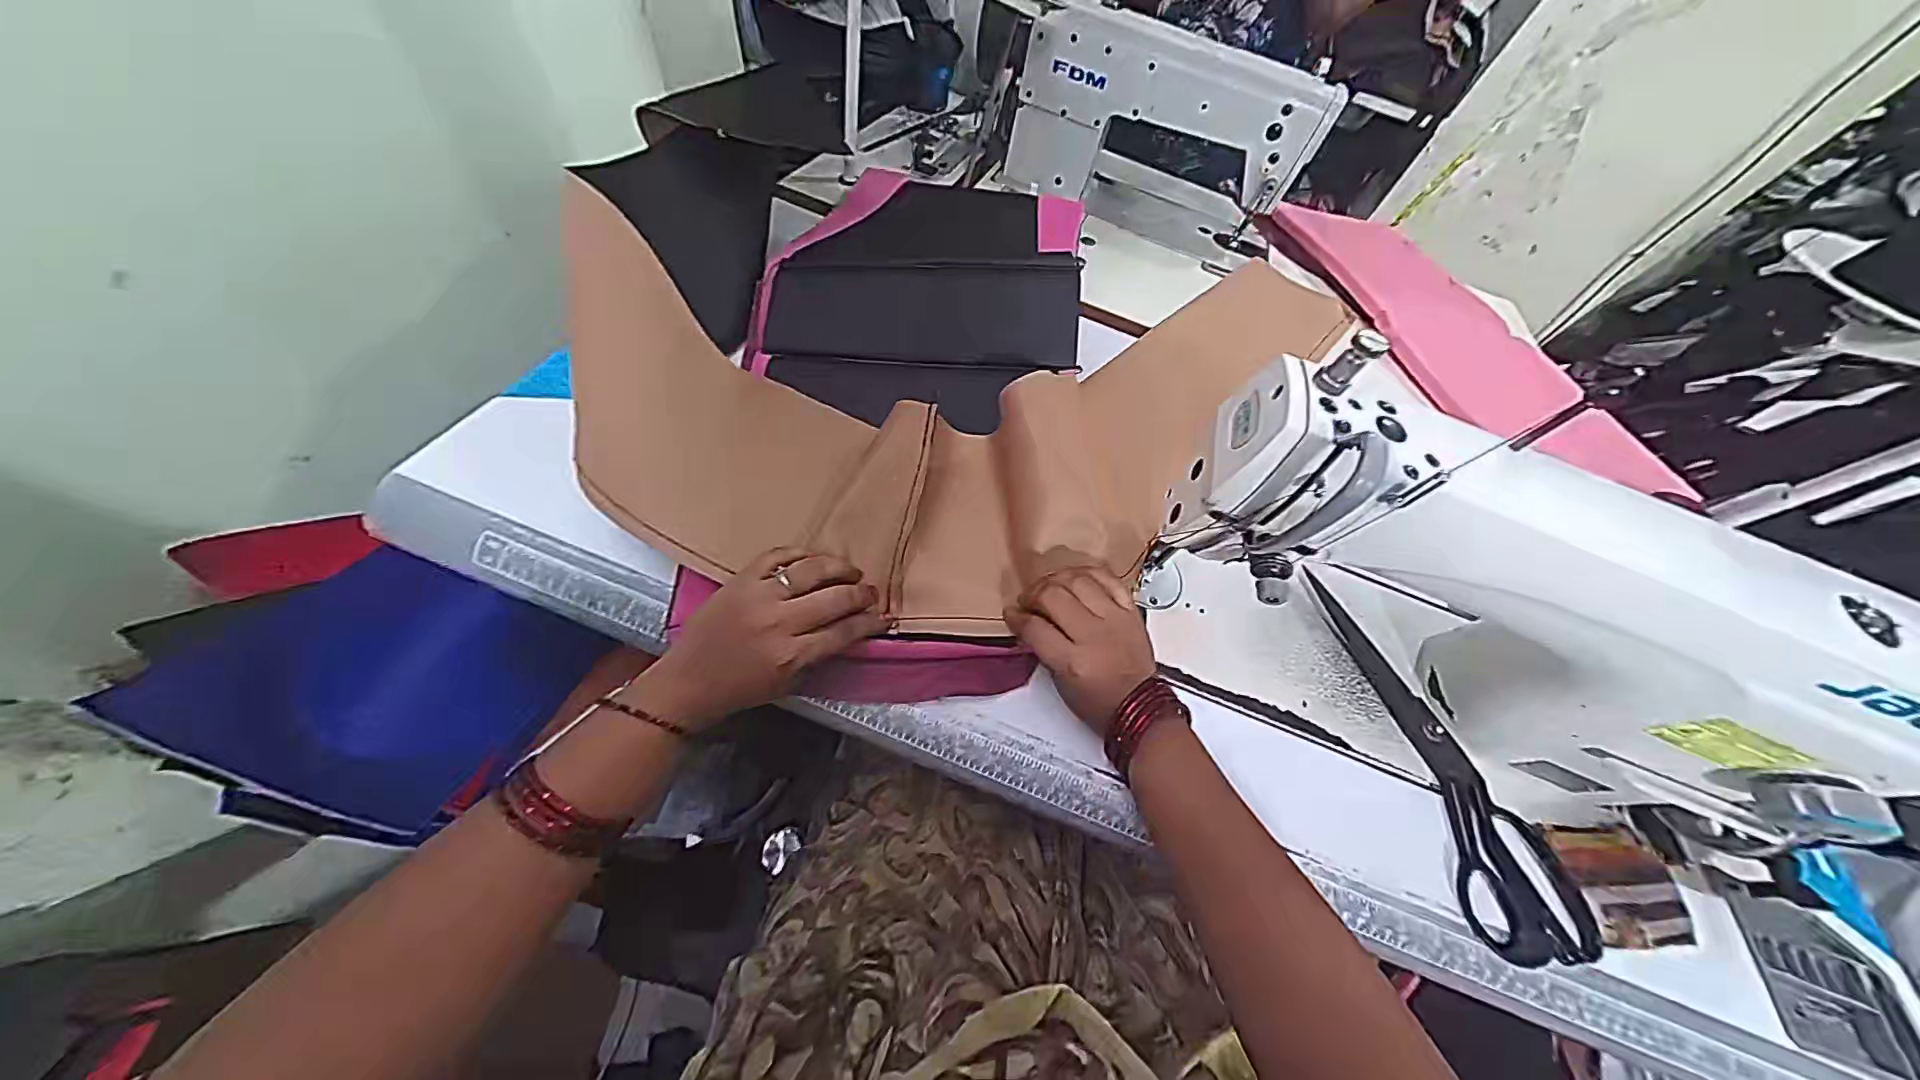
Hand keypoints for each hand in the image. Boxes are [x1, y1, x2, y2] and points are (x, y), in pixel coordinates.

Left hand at [633, 548, 890, 727]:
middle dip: (861, 594)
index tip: (883, 617)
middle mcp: (777, 622)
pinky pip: (777, 555)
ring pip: (811, 570)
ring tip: (852, 571)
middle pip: (834, 598)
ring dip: (839, 567)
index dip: (870, 623)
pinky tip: (815, 559)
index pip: (843, 632)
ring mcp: (758, 596)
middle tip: (871, 593)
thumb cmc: (740, 688)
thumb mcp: (787, 683)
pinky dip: (800, 553)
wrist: (688, 681)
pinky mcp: (740, 579)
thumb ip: (819, 656)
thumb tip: (851, 631)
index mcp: (790, 655)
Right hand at [1004, 567, 1155, 734]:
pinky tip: (1076, 578)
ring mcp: (1115, 620)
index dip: (1016, 617)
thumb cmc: (1100, 700)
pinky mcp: (1130, 612)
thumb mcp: (1061, 684)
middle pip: (1053, 596)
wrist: (1139, 705)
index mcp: (1074, 662)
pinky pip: (1108, 579)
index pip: (1035, 627)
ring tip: (1049, 587)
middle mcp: (1094, 637)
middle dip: (1033, 595)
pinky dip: (1088, 574)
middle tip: (1028, 601)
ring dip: (1056, 580)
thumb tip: (1029, 621)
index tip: (1012, 614)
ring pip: (1078, 580)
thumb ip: (1044, 649)